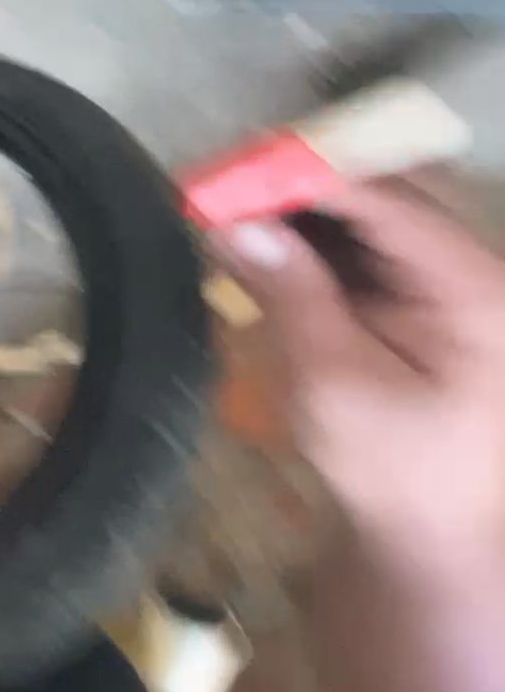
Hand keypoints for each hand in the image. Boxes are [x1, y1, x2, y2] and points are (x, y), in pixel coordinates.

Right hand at [219, 180, 504, 577]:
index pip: (389, 203)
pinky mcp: (417, 296)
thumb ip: (289, 292)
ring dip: (294, 202)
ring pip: (370, 211)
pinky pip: (359, 242)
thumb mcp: (331, 376)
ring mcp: (447, 283)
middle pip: (388, 191)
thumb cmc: (389, 458)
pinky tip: (253, 236)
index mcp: (476, 293)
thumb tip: (232, 223)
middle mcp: (473, 273)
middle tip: (216, 179)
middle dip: (298, 176)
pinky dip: (303, 232)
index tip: (224, 169)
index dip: (305, 175)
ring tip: (221, 202)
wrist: (429, 522)